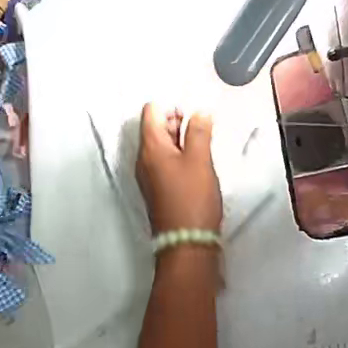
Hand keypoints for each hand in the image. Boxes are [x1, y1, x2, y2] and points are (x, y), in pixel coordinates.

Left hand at [136, 103, 221, 234]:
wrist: (186, 242)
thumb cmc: (192, 198)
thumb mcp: (200, 160)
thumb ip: (199, 132)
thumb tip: (199, 112)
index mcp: (150, 148)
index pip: (151, 112)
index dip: (171, 106)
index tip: (193, 113)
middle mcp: (144, 159)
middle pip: (155, 128)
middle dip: (177, 121)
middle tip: (202, 127)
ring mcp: (149, 175)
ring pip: (162, 146)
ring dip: (181, 139)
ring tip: (204, 144)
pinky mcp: (158, 188)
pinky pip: (165, 162)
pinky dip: (180, 156)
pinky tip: (198, 163)